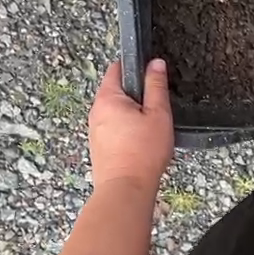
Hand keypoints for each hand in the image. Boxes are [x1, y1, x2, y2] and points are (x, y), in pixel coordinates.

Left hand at [86, 60, 173, 192]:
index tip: (150, 74)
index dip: (135, 67)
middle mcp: (96, 112)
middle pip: (116, 90)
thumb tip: (155, 63)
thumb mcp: (158, 113)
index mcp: (107, 98)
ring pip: (116, 111)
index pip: (117, 68)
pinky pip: (114, 128)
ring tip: (149, 128)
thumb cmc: (142, 154)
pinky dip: (127, 129)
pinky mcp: (99, 146)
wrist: (126, 190)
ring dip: (132, 114)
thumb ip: (156, 85)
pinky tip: (141, 142)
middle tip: (155, 107)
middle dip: (136, 94)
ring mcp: (95, 130)